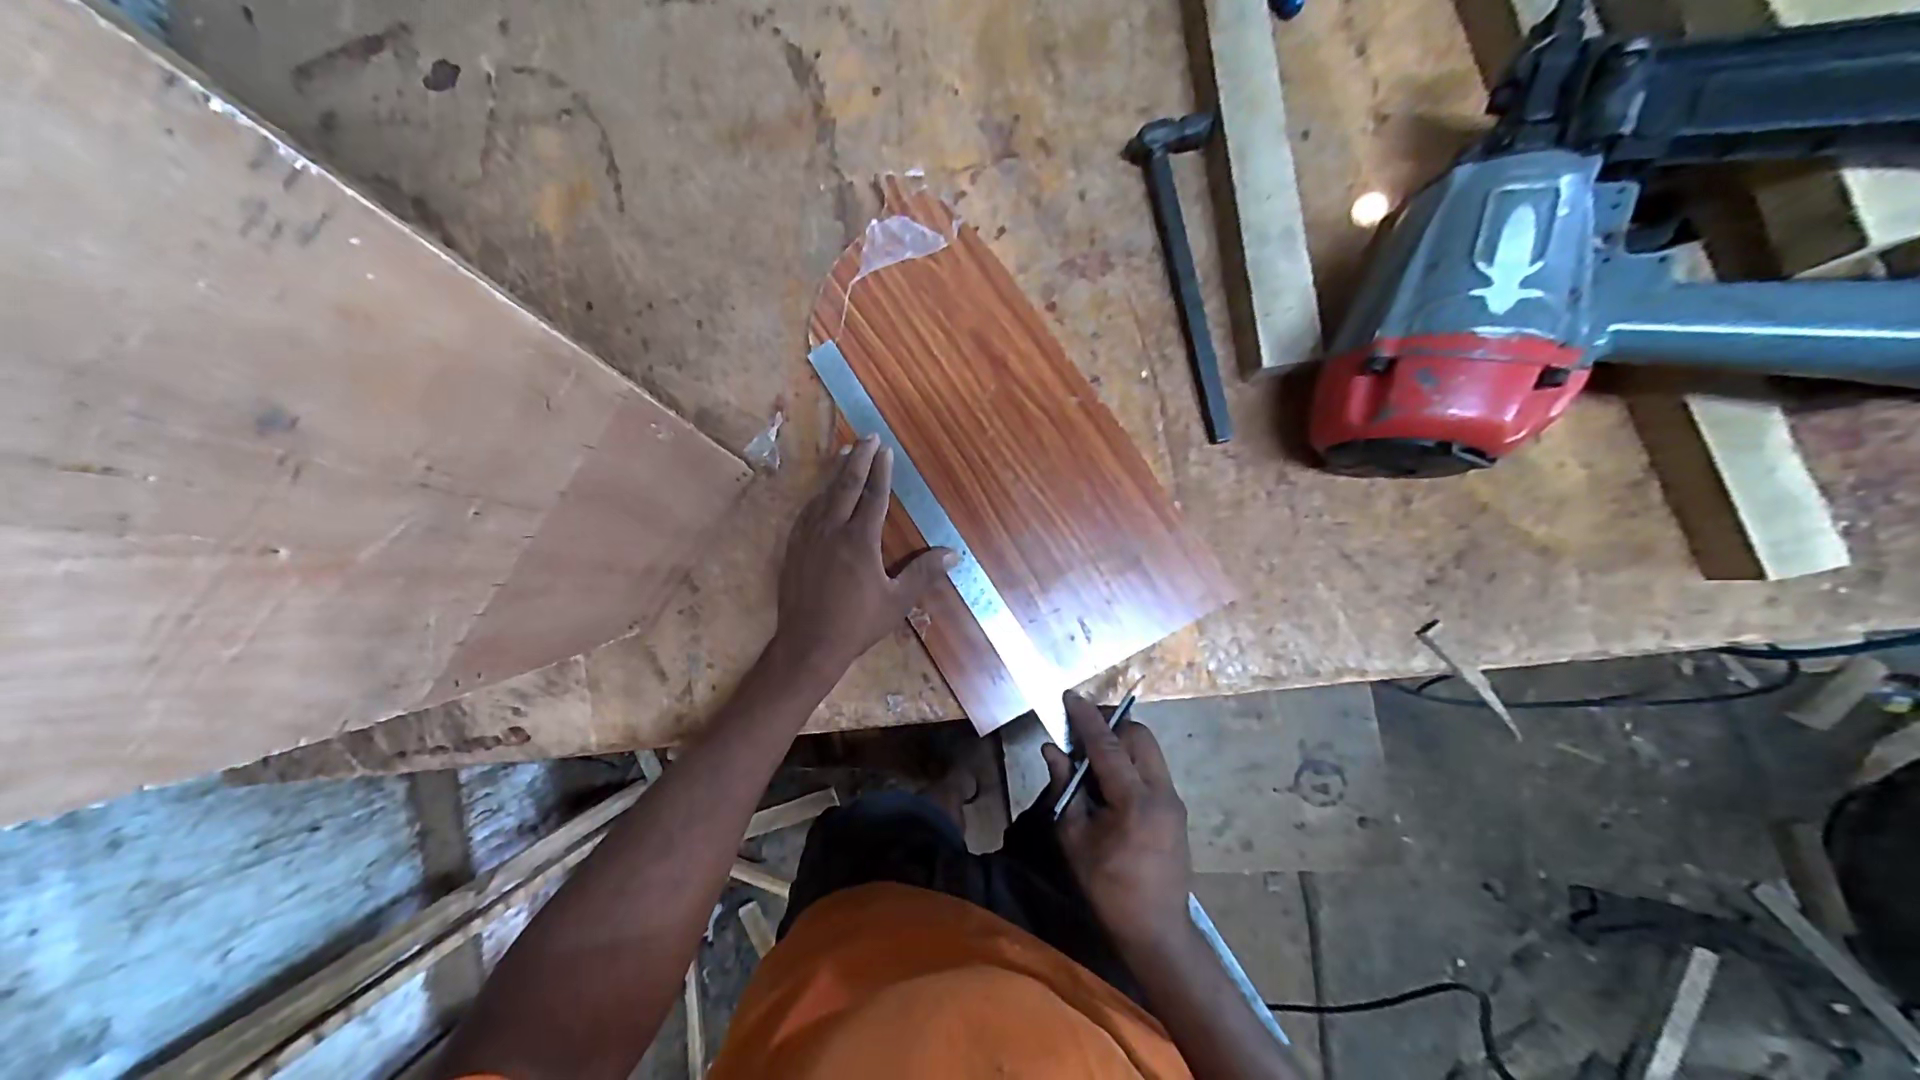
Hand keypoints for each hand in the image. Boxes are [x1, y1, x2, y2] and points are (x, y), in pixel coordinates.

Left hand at [770, 436, 954, 677]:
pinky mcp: (793, 548)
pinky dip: (818, 496)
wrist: (807, 644)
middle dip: (858, 459)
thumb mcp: (896, 602)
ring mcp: (808, 538)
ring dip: (836, 473)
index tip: (886, 450)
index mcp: (860, 541)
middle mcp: (832, 531)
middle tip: (867, 437)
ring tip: (846, 455)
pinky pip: (807, 513)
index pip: (874, 496)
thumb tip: (953, 554)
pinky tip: (820, 495)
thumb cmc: (856, 624)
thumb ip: (923, 574)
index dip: (881, 471)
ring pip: (823, 496)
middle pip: (845, 486)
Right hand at [1042, 692, 1193, 950]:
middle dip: (1110, 724)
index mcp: (1135, 801)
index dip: (1086, 717)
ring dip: (1121, 741)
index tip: (1070, 696)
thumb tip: (1051, 750)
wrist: (1156, 930)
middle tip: (1079, 730)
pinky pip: (1152, 767)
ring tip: (1090, 755)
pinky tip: (1108, 779)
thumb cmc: (1108, 889)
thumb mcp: (1075, 840)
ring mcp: (1174, 800)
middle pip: (1139, 735)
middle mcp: (1161, 792)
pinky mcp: (1176, 809)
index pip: (1108, 745)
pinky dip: (1130, 760)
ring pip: (1149, 748)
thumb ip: (1064, 789)